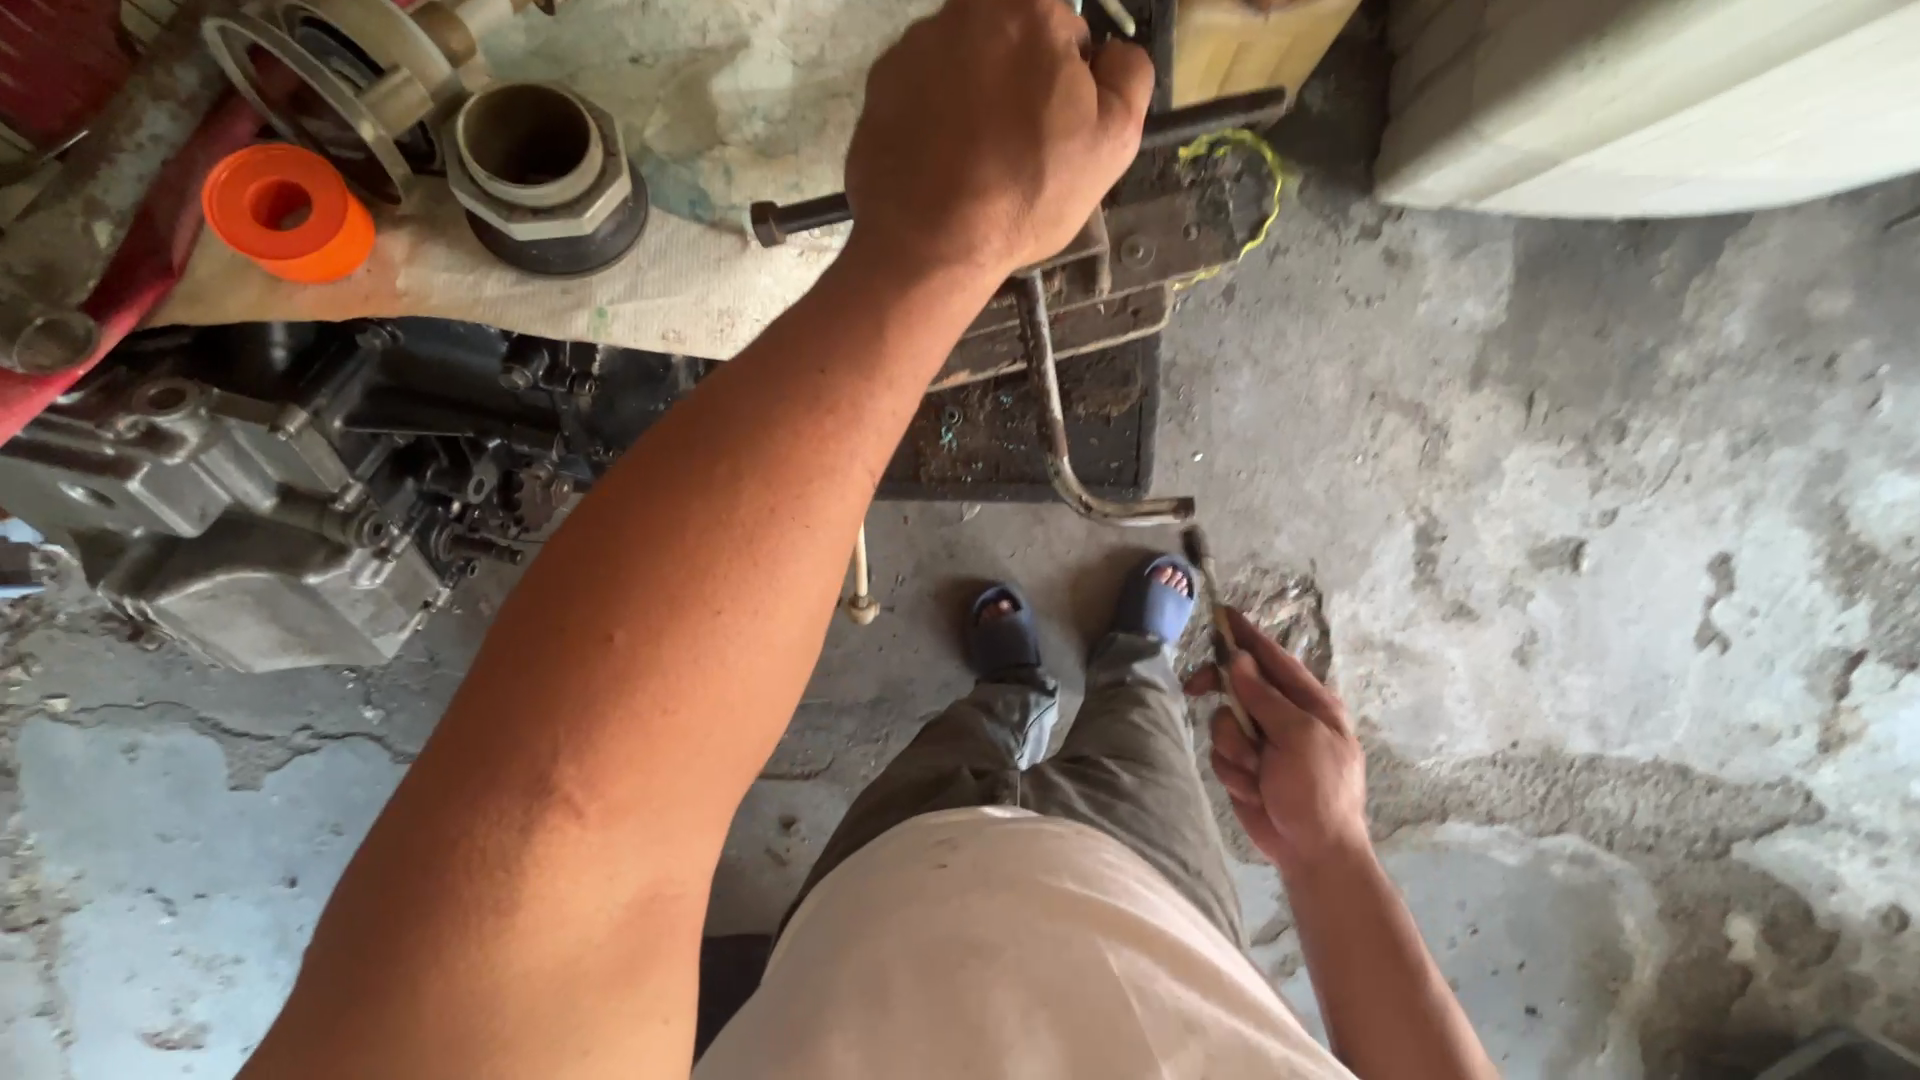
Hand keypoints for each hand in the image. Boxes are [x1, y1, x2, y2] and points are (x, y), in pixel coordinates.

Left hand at [843, 0, 1152, 279]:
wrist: (928, 245)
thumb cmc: (1027, 193)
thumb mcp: (1114, 141)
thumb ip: (1128, 75)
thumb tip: (1109, 57)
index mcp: (1025, 8)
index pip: (1065, 32)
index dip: (1067, 84)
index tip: (1055, 130)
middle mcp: (960, 11)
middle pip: (1008, 44)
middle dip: (1016, 86)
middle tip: (1015, 151)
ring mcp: (909, 49)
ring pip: (960, 69)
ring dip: (972, 103)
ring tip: (973, 167)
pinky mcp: (876, 91)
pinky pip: (919, 97)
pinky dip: (932, 123)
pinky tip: (940, 169)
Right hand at [1185, 608, 1370, 877]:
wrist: (1313, 852)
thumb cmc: (1320, 791)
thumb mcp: (1299, 738)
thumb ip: (1266, 697)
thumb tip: (1239, 659)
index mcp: (1310, 703)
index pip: (1273, 659)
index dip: (1247, 636)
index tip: (1222, 614)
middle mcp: (1284, 716)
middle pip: (1237, 685)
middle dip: (1221, 693)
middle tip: (1195, 688)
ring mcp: (1263, 742)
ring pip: (1222, 722)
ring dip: (1234, 749)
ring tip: (1259, 774)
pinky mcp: (1245, 766)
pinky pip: (1220, 753)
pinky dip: (1234, 772)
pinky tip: (1255, 791)